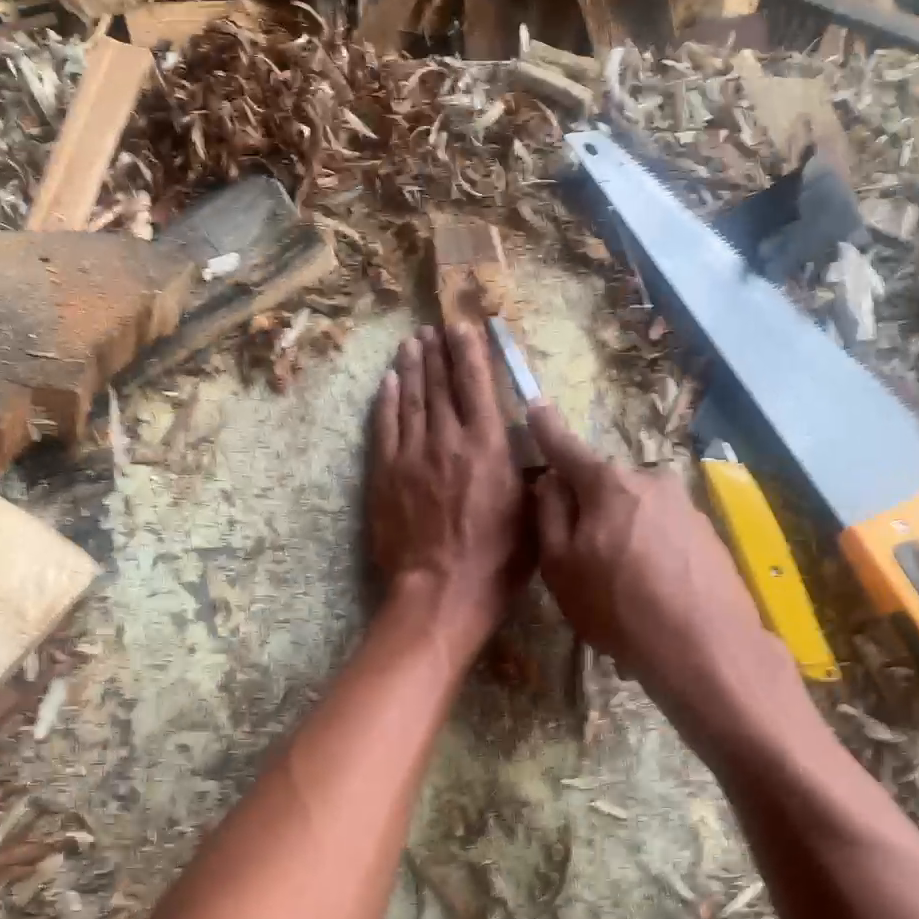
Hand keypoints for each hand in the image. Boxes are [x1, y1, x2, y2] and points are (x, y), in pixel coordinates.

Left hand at [368, 324, 529, 646]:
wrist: (439, 592)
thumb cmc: (496, 561)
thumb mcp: (531, 515)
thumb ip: (529, 476)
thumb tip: (533, 452)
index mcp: (488, 447)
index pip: (477, 385)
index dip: (470, 352)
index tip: (463, 326)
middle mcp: (448, 440)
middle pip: (441, 385)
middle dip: (438, 352)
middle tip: (433, 327)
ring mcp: (411, 455)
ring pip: (411, 399)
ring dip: (412, 367)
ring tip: (411, 343)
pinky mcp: (385, 475)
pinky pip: (384, 427)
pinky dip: (387, 401)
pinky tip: (389, 382)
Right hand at [528, 405, 774, 687]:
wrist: (707, 650)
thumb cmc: (617, 607)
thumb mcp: (560, 565)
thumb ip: (549, 514)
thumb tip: (551, 481)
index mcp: (607, 482)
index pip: (567, 447)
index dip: (546, 429)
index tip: (536, 406)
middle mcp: (650, 481)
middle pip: (604, 486)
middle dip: (588, 508)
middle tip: (580, 559)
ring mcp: (686, 507)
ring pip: (635, 512)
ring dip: (622, 536)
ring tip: (620, 589)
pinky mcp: (709, 535)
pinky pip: (663, 535)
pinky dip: (650, 554)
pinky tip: (651, 595)